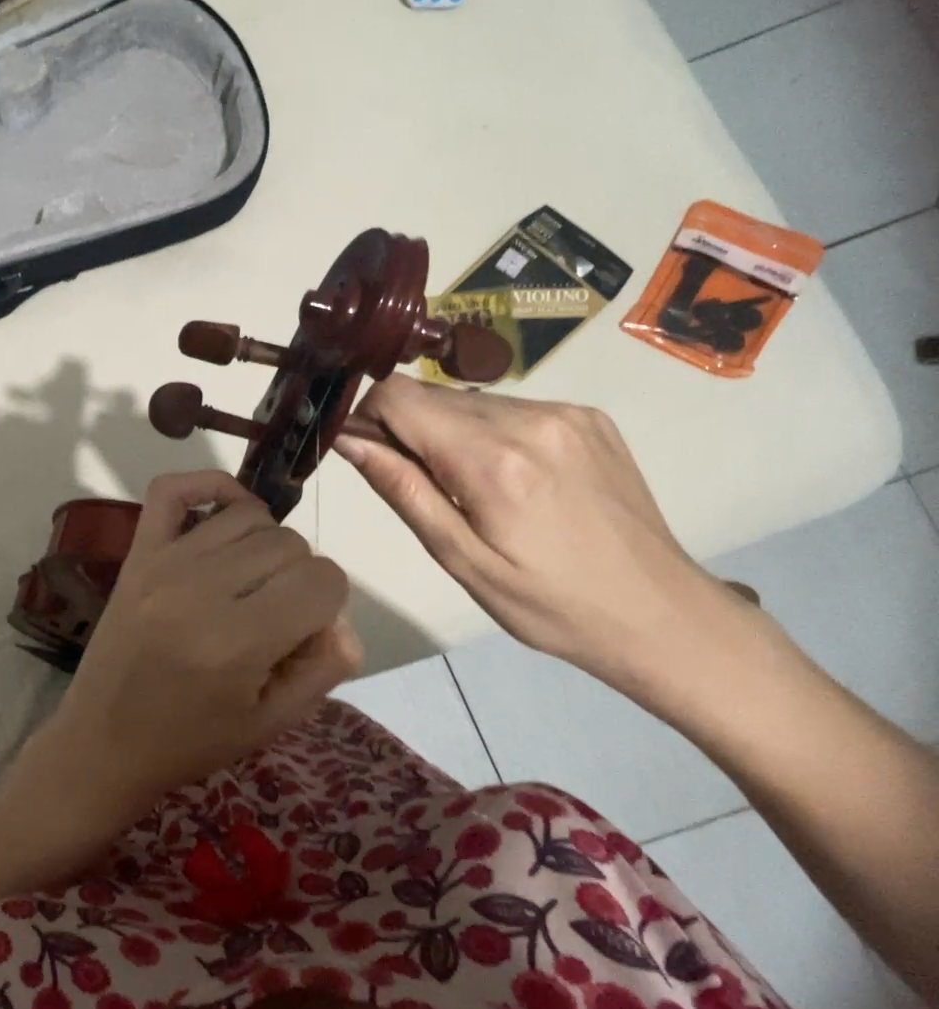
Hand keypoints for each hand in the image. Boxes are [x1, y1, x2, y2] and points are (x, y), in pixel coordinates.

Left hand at [40, 471, 360, 817]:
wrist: (104, 741)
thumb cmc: (190, 741)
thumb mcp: (272, 723)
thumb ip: (324, 666)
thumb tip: (339, 615)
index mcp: (238, 641)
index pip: (324, 580)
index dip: (328, 607)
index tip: (303, 634)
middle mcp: (200, 590)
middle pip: (290, 544)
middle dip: (299, 579)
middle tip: (273, 618)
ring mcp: (162, 564)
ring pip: (248, 515)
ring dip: (264, 543)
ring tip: (248, 583)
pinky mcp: (135, 554)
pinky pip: (172, 489)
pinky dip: (209, 487)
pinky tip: (224, 516)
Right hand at [335, 376, 741, 683]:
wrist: (660, 614)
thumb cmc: (547, 604)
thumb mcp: (460, 560)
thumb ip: (403, 490)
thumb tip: (348, 439)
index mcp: (494, 460)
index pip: (398, 396)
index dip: (367, 417)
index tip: (366, 455)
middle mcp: (531, 419)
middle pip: (430, 395)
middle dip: (404, 430)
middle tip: (418, 487)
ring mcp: (566, 413)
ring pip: (467, 400)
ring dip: (446, 433)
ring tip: (468, 491)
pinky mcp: (589, 417)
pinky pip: (509, 408)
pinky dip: (487, 434)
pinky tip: (508, 481)